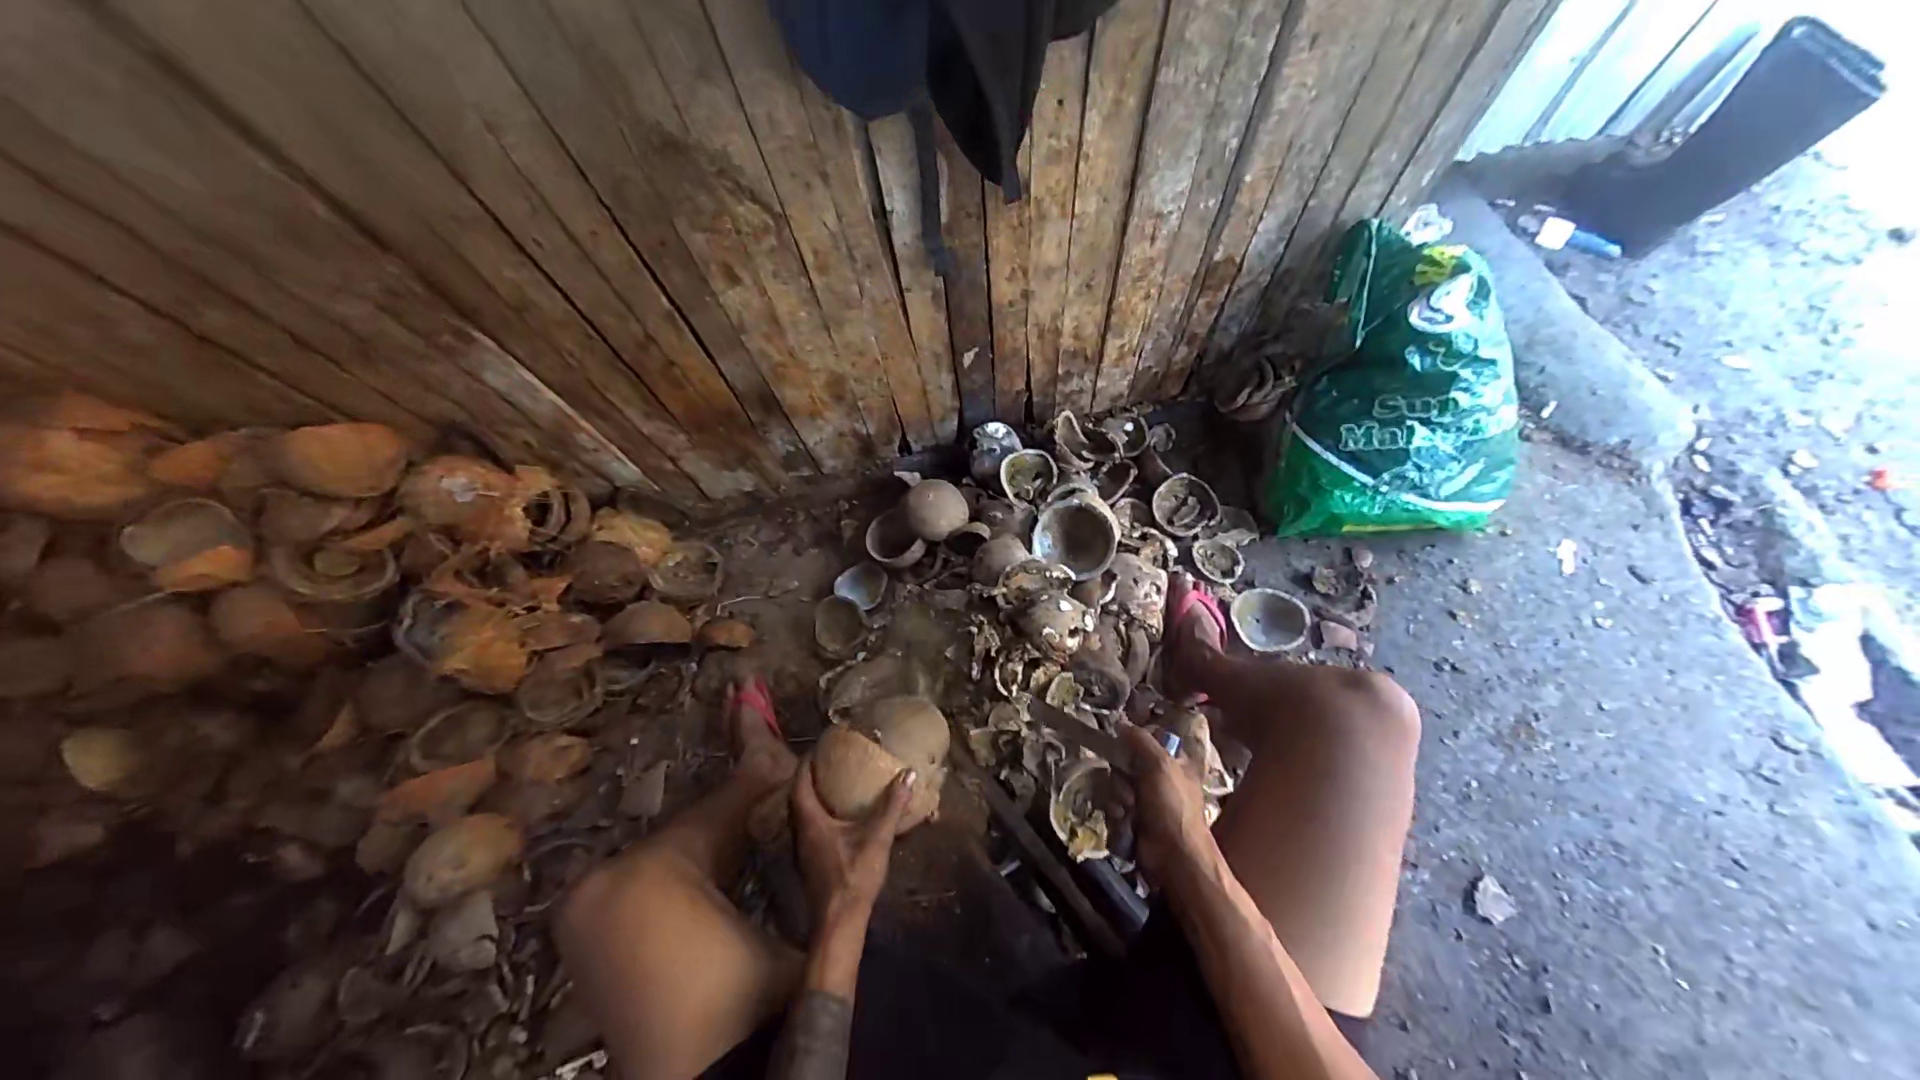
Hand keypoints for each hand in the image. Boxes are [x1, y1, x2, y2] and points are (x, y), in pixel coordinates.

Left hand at [790, 761, 915, 928]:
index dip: (806, 764)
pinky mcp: (810, 863)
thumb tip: (908, 774)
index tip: (817, 748)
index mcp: (811, 821)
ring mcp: (803, 851)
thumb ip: (892, 805)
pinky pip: (809, 829)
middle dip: (808, 779)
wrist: (839, 922)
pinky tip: (837, 818)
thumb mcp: (877, 837)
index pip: (800, 784)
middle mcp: (801, 833)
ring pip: (801, 816)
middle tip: (825, 764)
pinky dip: (819, 816)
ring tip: (831, 785)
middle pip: (797, 798)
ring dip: (812, 799)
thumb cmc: (854, 876)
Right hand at [1116, 724, 1215, 883]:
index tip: (1120, 744)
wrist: (1174, 856)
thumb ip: (1141, 741)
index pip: (1146, 741)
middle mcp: (1159, 778)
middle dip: (1122, 775)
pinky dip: (1116, 812)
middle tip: (1130, 787)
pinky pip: (1113, 804)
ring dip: (1118, 796)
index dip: (1132, 742)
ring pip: (1116, 784)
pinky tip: (1124, 819)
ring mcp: (1146, 799)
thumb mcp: (1160, 765)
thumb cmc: (1172, 807)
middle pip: (1125, 762)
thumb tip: (1121, 723)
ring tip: (1128, 808)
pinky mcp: (1133, 818)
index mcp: (1173, 762)